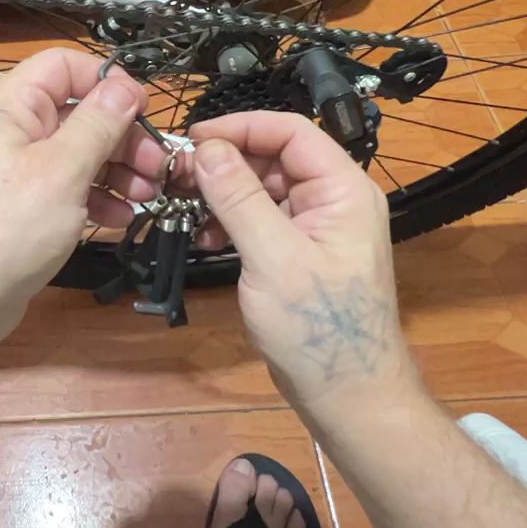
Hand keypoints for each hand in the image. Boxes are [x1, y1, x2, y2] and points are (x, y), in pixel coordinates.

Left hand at [0, 49, 163, 350]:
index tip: (143, 110)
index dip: (107, 81)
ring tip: (146, 194)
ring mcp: (17, 170)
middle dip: (121, 135)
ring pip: (77, 152)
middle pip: (78, 111)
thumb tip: (123, 87)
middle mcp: (12, 130)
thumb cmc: (4, 227)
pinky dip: (95, 197)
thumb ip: (98, 124)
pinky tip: (120, 216)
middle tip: (156, 165)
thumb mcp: (62, 169)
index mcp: (12, 104)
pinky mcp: (22, 206)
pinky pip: (67, 188)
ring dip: (116, 169)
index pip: (64, 65)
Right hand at [188, 112, 421, 411]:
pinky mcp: (296, 251)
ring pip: (261, 186)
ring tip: (183, 206)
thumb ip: (239, 198)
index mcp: (342, 190)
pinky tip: (203, 237)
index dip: (240, 128)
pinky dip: (229, 220)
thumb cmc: (319, 329)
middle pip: (272, 157)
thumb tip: (205, 148)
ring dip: (221, 192)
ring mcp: (314, 227)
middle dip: (224, 162)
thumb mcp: (274, 258)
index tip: (191, 139)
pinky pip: (259, 217)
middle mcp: (331, 199)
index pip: (290, 132)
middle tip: (177, 176)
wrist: (349, 399)